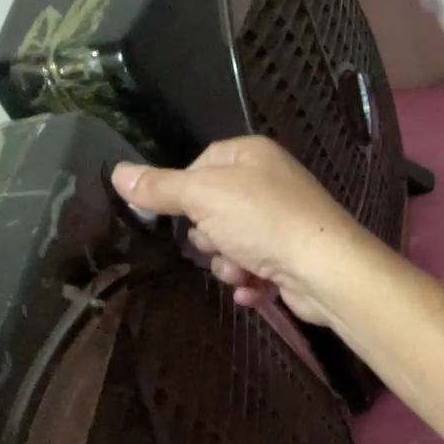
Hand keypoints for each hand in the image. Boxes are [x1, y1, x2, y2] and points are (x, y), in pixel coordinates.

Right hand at [111, 137, 379, 326]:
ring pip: (229, 245)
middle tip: (218, 242)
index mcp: (253, 156)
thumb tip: (118, 173)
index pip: (200, 164)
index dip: (185, 191)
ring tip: (243, 268)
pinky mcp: (292, 260)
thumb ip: (160, 187)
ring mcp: (284, 224)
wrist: (326, 269)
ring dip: (227, 263)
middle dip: (208, 235)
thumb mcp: (203, 195)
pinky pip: (253, 270)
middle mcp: (272, 185)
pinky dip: (250, 282)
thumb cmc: (264, 220)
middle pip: (212, 210)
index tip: (180, 210)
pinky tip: (256, 287)